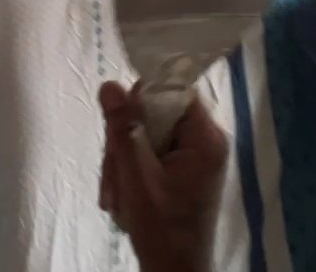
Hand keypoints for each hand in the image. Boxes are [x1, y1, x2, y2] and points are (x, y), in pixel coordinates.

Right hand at [97, 80, 228, 271]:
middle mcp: (205, 139)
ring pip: (147, 130)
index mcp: (205, 137)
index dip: (141, 100)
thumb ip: (124, 129)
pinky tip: (122, 193)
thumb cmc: (162, 231)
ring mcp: (195, 154)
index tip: (119, 124)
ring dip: (124, 157)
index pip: (172, 90)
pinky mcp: (184, 168)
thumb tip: (110, 85)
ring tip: (115, 193)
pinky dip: (132, 167)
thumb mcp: (137, 178)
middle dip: (126, 138)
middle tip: (112, 172)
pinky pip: (151, 148)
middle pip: (155, 111)